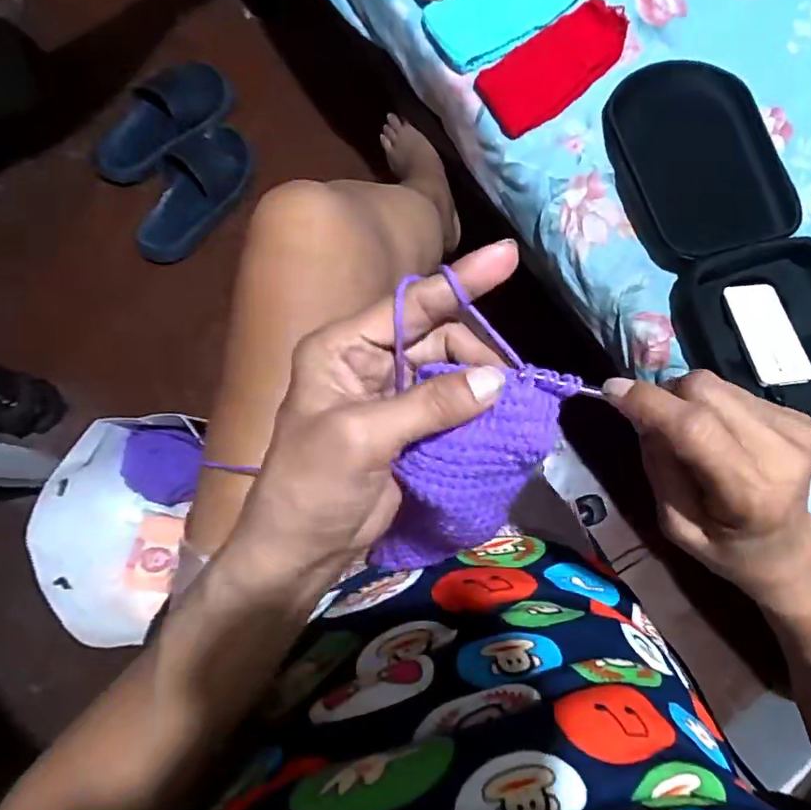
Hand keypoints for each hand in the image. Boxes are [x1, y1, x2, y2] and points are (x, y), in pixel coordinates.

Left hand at [218, 242, 519, 598]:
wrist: (300, 552)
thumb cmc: (312, 486)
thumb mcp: (364, 437)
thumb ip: (430, 405)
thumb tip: (497, 381)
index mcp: (343, 347)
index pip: (409, 303)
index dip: (460, 281)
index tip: (508, 257)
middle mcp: (368, 362)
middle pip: (437, 336)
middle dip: (476, 352)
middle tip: (509, 384)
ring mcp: (391, 397)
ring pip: (450, 371)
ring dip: (481, 383)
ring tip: (510, 402)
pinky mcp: (408, 429)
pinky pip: (451, 406)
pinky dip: (476, 409)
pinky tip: (501, 416)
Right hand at [604, 370, 810, 608]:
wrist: (786, 547)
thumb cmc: (724, 546)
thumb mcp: (676, 524)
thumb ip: (659, 467)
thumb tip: (640, 412)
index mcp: (747, 493)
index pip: (694, 428)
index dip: (649, 402)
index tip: (612, 389)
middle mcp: (778, 453)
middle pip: (702, 391)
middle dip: (666, 398)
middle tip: (656, 424)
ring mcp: (794, 430)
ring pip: (716, 384)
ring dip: (689, 400)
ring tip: (692, 434)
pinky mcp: (800, 417)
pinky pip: (734, 391)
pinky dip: (713, 405)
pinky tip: (721, 434)